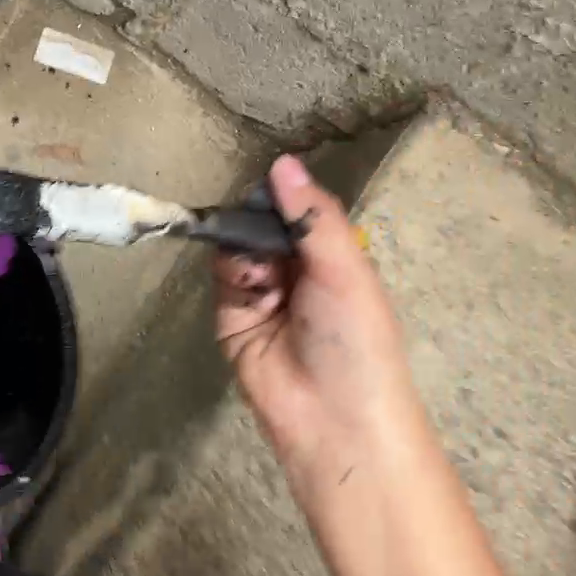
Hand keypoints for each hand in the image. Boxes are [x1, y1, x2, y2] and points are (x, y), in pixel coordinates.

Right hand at [212, 155, 428, 500]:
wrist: (330, 414)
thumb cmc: (355, 340)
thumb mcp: (345, 270)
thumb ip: (311, 216)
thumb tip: (281, 161)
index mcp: (333, 256)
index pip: (298, 210)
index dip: (281, 196)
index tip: (265, 183)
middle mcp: (296, 269)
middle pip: (260, 225)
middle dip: (254, 224)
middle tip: (258, 235)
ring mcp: (261, 291)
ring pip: (236, 248)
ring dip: (243, 254)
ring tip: (261, 278)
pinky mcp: (230, 313)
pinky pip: (221, 277)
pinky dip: (232, 277)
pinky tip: (251, 291)